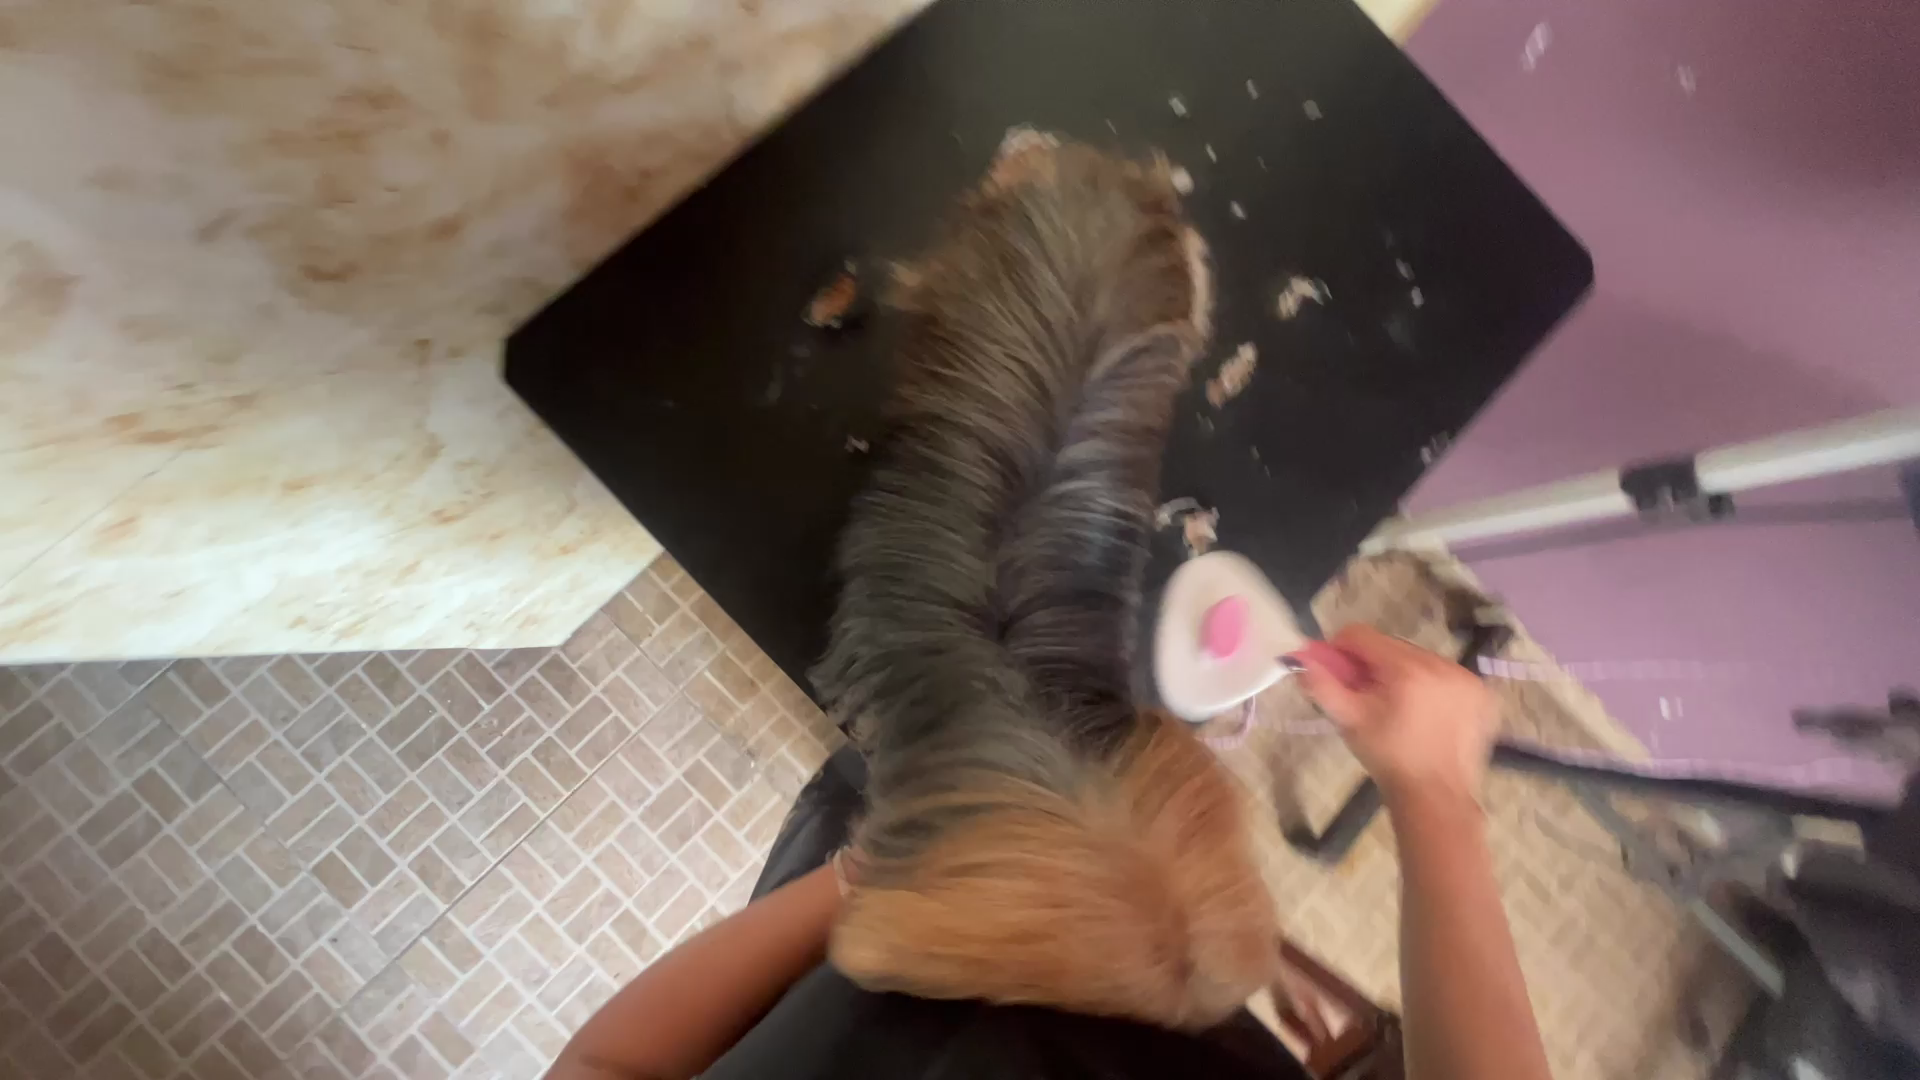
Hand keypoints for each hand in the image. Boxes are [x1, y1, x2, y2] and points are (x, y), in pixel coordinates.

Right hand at [1296, 625, 1497, 809]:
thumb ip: (1321, 683)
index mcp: (1408, 669)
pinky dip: (1426, 684)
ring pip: (1415, 658)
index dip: (1340, 650)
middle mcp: (1442, 665)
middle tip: (1363, 694)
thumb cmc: (1387, 756)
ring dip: (1398, 672)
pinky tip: (1421, 710)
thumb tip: (1300, 656)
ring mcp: (1466, 679)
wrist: (1435, 796)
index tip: (1336, 673)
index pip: (1361, 635)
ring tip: (1394, 705)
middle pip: (1389, 645)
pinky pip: (1441, 674)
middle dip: (1370, 664)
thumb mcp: (1347, 719)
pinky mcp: (1482, 694)